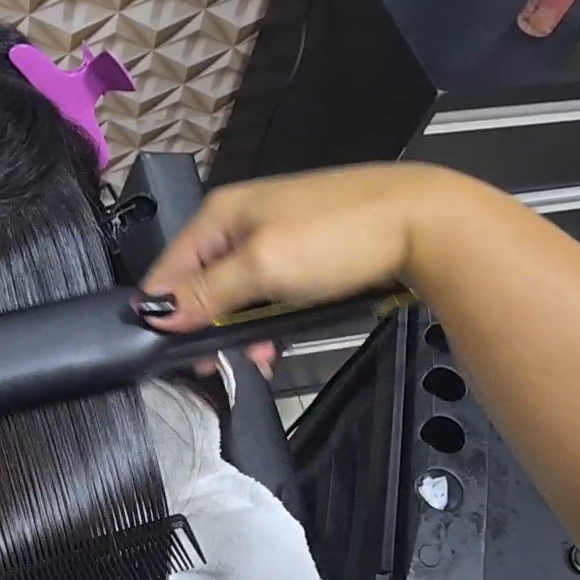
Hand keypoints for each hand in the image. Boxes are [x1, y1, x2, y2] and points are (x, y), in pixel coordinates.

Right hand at [141, 162, 486, 330]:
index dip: (165, 312)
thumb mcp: (262, 268)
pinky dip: (265, 322)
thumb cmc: (340, 236)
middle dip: (206, 328)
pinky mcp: (298, 256)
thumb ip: (206, 292)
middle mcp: (239, 223)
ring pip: (232, 296)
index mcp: (220, 214)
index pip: (167, 269)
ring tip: (257, 357)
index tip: (172, 352)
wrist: (423, 225)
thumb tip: (155, 311)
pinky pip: (264, 296)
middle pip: (199, 285)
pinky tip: (275, 343)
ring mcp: (270, 239)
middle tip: (216, 364)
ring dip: (238, 331)